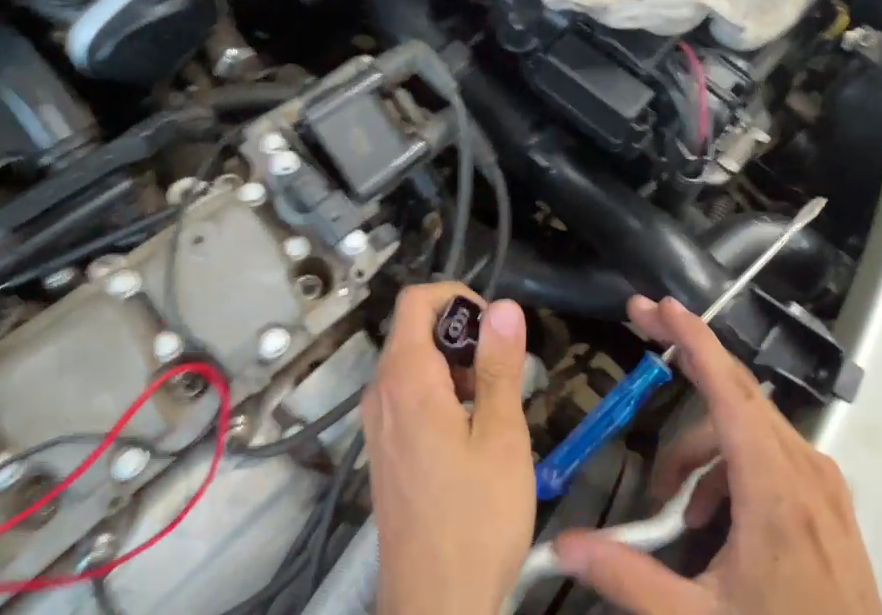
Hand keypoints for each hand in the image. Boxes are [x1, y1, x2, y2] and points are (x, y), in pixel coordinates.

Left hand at [364, 284, 535, 614]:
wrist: (435, 601)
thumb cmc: (475, 517)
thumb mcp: (500, 435)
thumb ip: (498, 365)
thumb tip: (504, 306)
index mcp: (405, 378)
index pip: (415, 300)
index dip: (458, 298)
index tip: (496, 327)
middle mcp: (380, 392)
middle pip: (415, 331)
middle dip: (462, 337)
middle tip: (504, 373)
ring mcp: (377, 423)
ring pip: (414, 366)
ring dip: (454, 369)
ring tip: (493, 408)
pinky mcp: (384, 449)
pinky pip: (408, 398)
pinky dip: (440, 396)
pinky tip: (471, 435)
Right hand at [554, 296, 881, 614]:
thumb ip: (629, 577)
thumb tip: (564, 544)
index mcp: (775, 489)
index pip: (729, 391)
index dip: (693, 340)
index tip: (659, 305)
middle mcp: (804, 469)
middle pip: (737, 392)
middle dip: (687, 358)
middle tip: (640, 326)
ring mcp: (822, 483)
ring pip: (749, 427)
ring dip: (700, 445)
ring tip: (670, 504)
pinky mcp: (828, 502)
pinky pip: (769, 454)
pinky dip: (728, 466)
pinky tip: (709, 521)